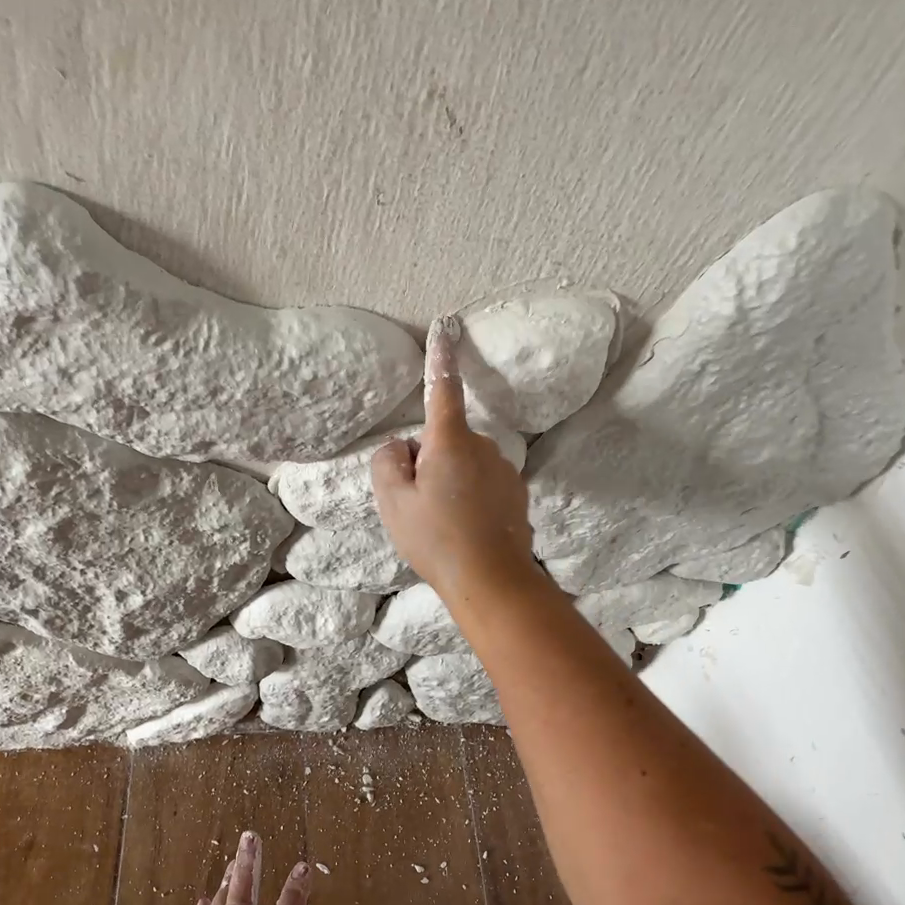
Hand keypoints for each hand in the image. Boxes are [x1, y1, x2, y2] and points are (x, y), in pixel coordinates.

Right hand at [372, 315, 537, 597]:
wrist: (491, 580)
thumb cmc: (436, 538)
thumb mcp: (393, 501)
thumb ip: (388, 462)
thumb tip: (402, 448)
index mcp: (451, 441)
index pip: (442, 388)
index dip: (440, 356)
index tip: (445, 324)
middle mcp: (484, 447)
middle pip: (445, 441)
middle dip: (430, 461)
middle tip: (419, 503)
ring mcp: (505, 471)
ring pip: (464, 465)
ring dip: (450, 483)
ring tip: (442, 524)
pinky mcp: (516, 494)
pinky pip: (483, 486)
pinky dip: (470, 501)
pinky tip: (463, 531)